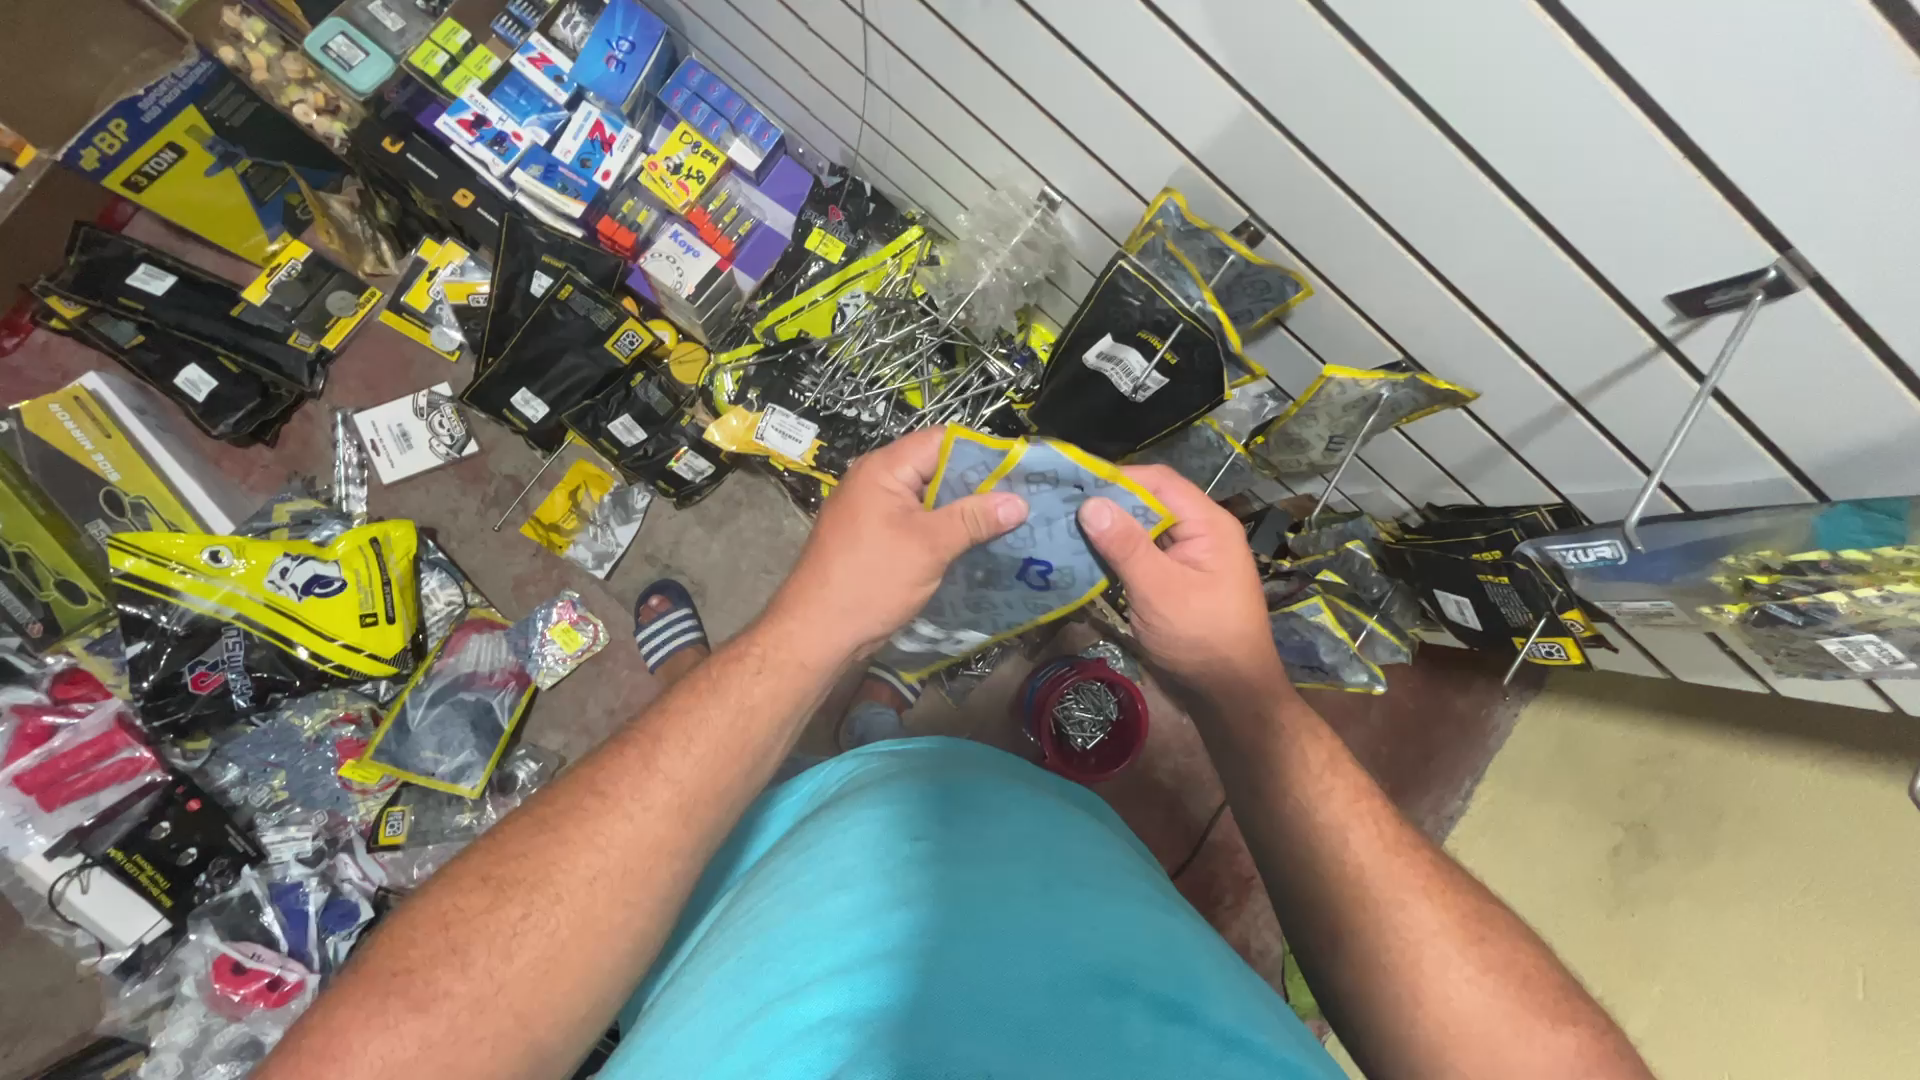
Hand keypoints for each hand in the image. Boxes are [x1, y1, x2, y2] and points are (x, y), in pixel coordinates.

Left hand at [762, 427, 1028, 660]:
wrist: (816, 632)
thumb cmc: (870, 580)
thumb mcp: (929, 546)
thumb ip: (973, 519)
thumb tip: (1019, 502)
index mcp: (884, 468)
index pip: (942, 441)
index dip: (983, 453)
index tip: (1020, 472)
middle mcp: (875, 480)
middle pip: (937, 469)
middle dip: (977, 486)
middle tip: (1021, 501)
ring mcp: (872, 511)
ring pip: (928, 500)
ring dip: (962, 512)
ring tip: (1005, 524)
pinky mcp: (874, 538)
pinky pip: (916, 523)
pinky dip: (943, 531)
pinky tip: (972, 546)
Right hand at [1077, 465, 1286, 705]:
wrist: (1230, 696)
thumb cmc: (1200, 638)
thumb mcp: (1159, 589)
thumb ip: (1125, 545)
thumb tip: (1089, 503)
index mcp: (1207, 523)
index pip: (1157, 481)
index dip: (1115, 478)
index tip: (1072, 486)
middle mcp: (1199, 532)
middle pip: (1148, 503)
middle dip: (1106, 506)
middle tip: (1059, 510)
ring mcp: (1187, 558)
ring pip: (1142, 531)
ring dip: (1108, 533)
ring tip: (1064, 532)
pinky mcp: (1174, 582)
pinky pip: (1142, 556)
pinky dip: (1115, 557)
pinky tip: (1084, 561)